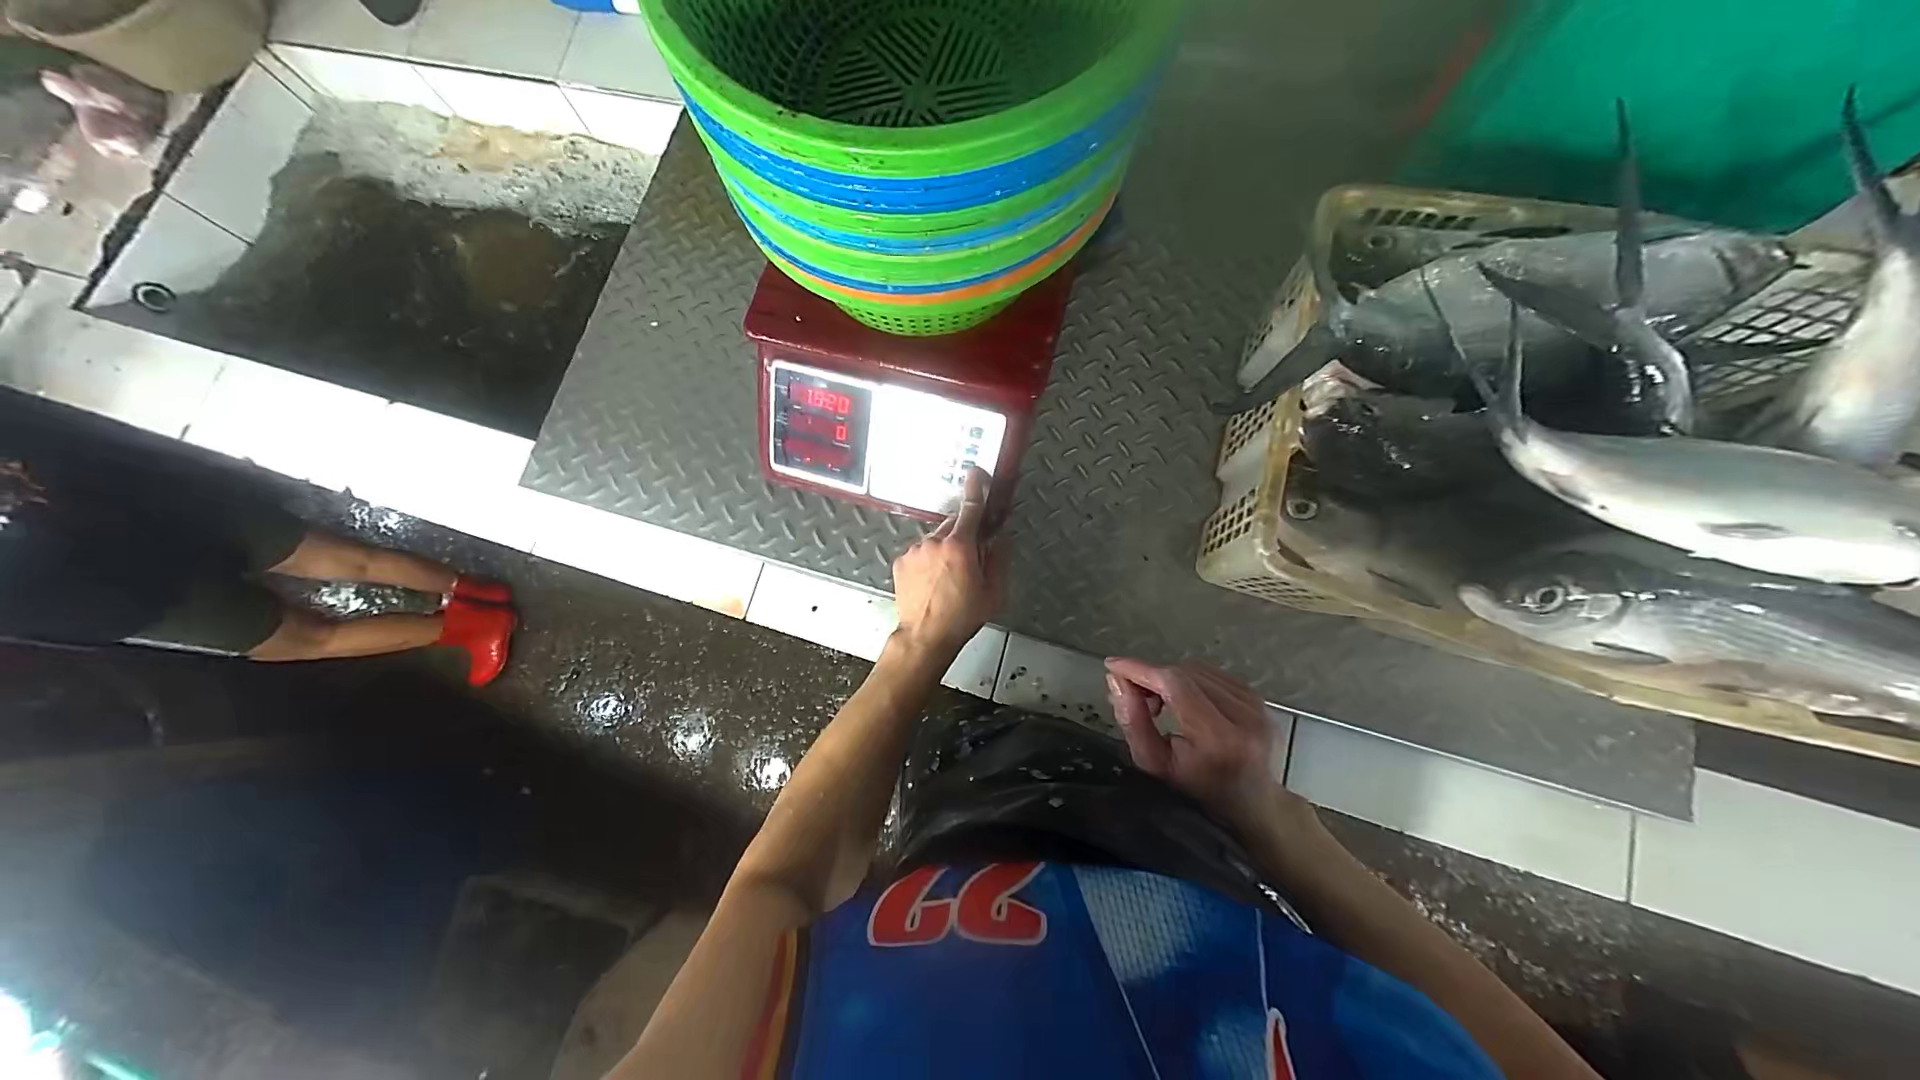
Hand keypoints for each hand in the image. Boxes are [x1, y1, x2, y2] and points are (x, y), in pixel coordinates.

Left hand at [891, 467, 1005, 659]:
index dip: (976, 488)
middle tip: (969, 562)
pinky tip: (933, 582)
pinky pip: (920, 553)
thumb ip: (999, 558)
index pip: (971, 508)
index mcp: (960, 546)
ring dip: (944, 551)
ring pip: (935, 540)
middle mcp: (935, 542)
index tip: (978, 474)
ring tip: (948, 580)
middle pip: (954, 526)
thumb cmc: (960, 617)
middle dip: (963, 538)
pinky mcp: (902, 561)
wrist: (926, 636)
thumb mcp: (994, 591)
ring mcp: (916, 551)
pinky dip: (927, 561)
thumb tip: (1001, 540)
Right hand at [1104, 657, 1304, 827]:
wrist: (1251, 804)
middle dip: (1152, 678)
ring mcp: (1257, 706)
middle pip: (1185, 674)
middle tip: (1134, 696)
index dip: (1141, 670)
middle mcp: (1244, 717)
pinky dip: (1191, 681)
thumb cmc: (1197, 789)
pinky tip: (1183, 700)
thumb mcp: (1155, 763)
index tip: (1113, 666)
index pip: (1175, 685)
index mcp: (1219, 738)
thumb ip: (1133, 722)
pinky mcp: (1260, 700)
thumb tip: (1117, 681)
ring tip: (1159, 702)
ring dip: (1170, 679)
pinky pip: (1214, 675)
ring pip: (1198, 670)